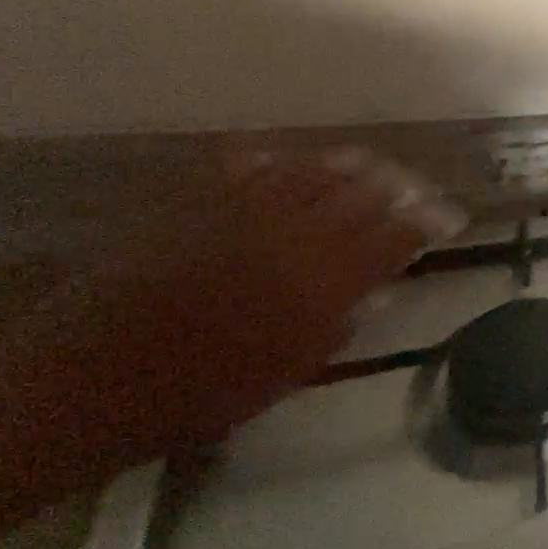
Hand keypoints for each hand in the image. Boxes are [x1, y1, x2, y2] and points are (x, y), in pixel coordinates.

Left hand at [106, 147, 466, 442]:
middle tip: (419, 186)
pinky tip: (286, 159)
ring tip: (370, 162)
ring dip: (351, 164)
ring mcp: (248, 213)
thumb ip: (340, 325)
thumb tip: (379, 293)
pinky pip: (245, 165)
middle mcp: (299, 236)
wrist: (94, 380)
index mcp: (329, 282)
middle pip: (367, 194)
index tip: (453, 215)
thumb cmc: (201, 390)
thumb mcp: (288, 372)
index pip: (399, 236)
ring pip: (316, 170)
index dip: (432, 221)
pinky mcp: (199, 203)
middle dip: (403, 186)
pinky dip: (273, 158)